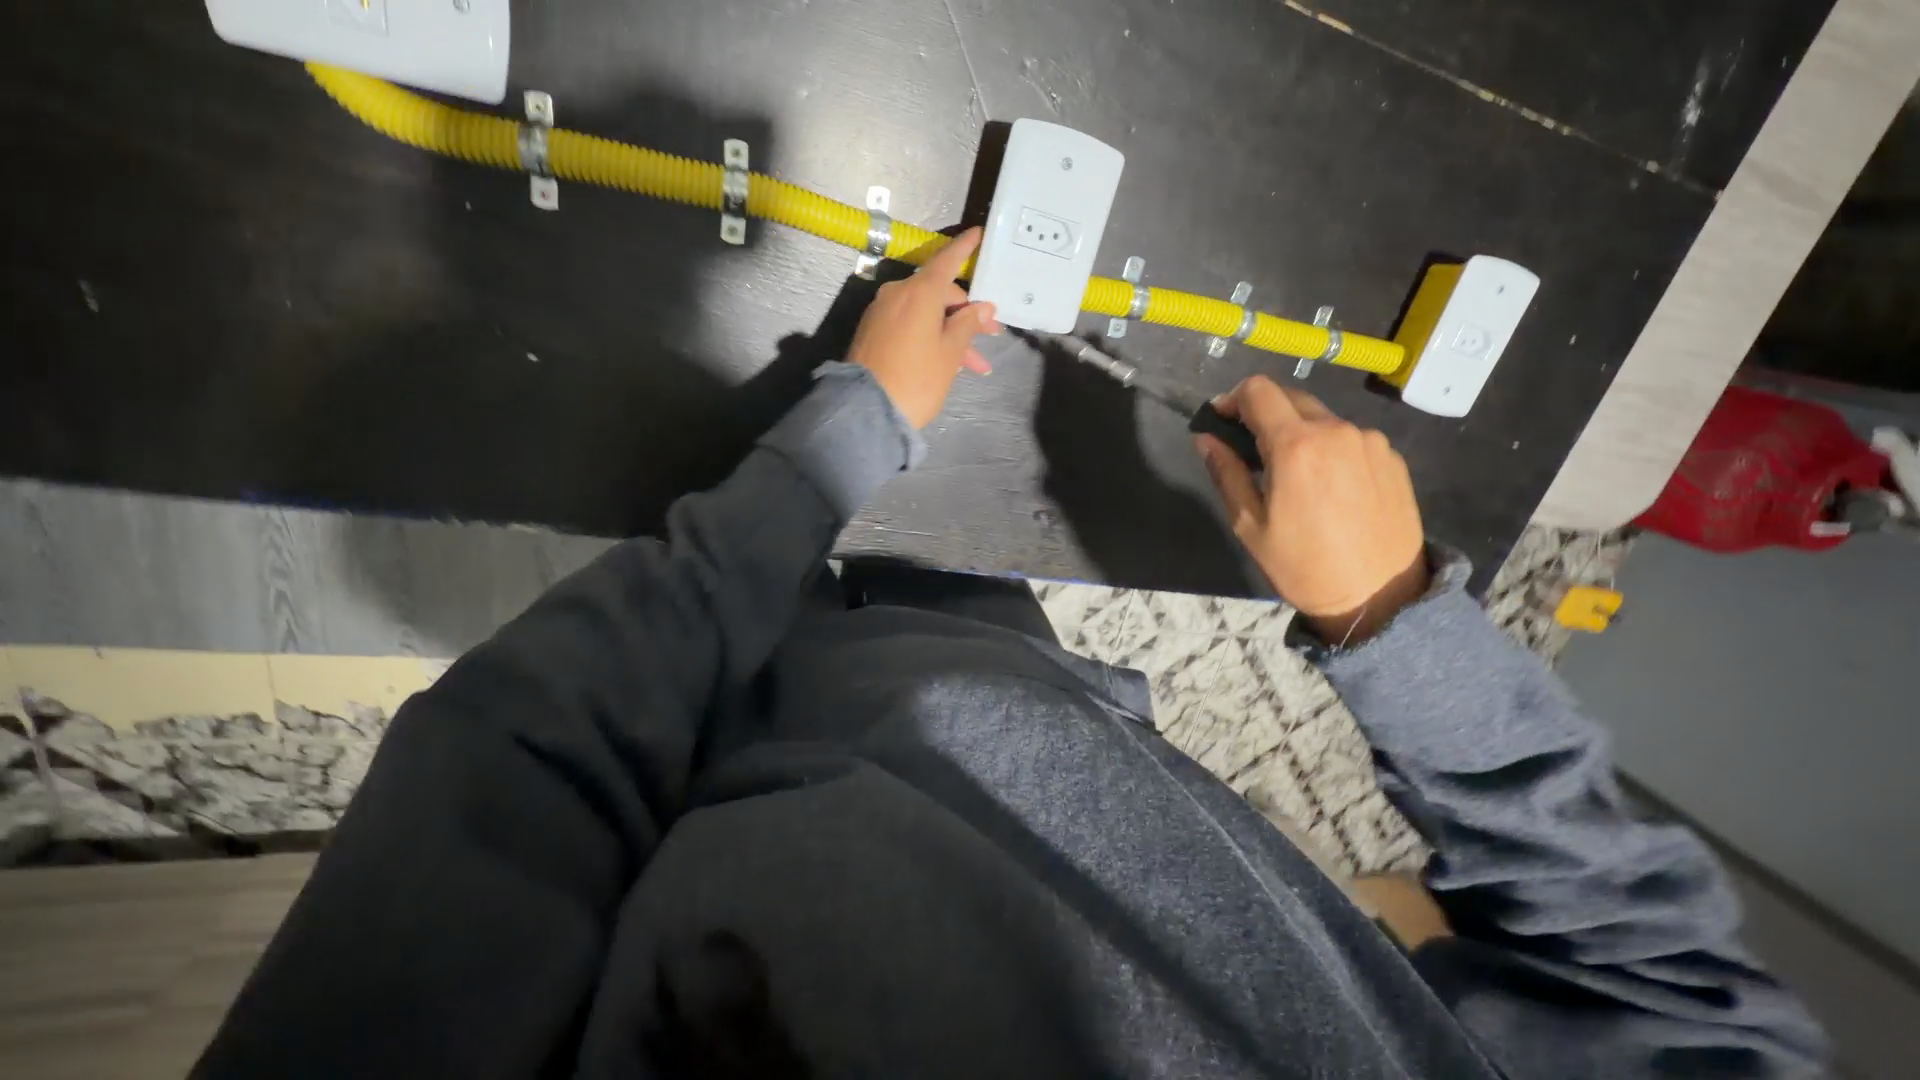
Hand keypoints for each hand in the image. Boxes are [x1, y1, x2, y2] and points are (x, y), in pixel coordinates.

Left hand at [846, 227, 1001, 427]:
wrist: (868, 411)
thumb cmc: (917, 379)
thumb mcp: (950, 353)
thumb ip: (968, 324)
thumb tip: (982, 306)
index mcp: (919, 292)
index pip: (947, 261)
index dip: (965, 248)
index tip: (978, 234)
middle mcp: (897, 294)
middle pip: (938, 292)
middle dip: (966, 313)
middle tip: (990, 336)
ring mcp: (881, 312)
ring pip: (925, 313)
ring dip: (951, 333)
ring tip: (974, 365)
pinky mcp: (872, 332)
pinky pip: (909, 325)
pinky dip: (930, 336)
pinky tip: (948, 362)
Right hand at [1197, 377, 1428, 644]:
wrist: (1380, 595)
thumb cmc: (1303, 565)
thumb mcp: (1249, 524)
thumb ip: (1226, 472)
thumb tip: (1206, 438)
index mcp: (1295, 445)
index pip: (1258, 390)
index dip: (1233, 398)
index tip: (1223, 419)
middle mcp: (1336, 430)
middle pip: (1291, 398)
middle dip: (1266, 414)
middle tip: (1253, 450)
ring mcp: (1370, 441)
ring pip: (1323, 419)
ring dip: (1301, 433)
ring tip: (1297, 475)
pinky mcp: (1393, 457)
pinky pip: (1351, 439)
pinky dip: (1331, 449)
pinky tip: (1331, 487)